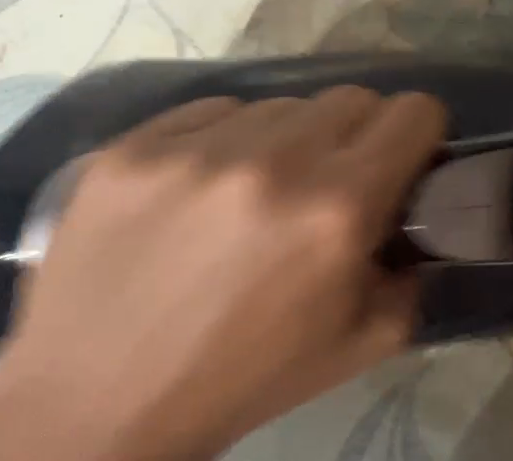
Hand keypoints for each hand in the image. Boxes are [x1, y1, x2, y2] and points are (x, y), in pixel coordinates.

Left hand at [0, 87, 445, 460]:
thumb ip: (416, 271)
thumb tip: (425, 219)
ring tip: (256, 193)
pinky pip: (213, 112)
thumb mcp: (365, 342)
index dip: (418, 136)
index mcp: (340, 208)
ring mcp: (197, 151)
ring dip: (288, 140)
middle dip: (356, 136)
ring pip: (283, 104)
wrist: (87, 415)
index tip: (402, 163)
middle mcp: (276, 163)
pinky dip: (223, 141)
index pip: (415, 110)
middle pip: (354, 98)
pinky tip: (201, 192)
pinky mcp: (133, 149)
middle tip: (329, 183)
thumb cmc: (242, 379)